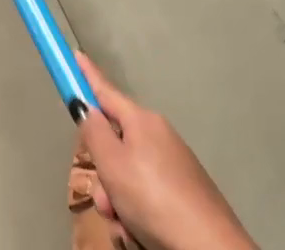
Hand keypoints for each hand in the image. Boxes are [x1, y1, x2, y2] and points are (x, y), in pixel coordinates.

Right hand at [76, 52, 256, 249]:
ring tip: (127, 225)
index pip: (105, 91)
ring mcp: (172, 166)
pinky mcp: (182, 194)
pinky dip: (136, 215)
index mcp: (141, 122)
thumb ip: (93, 132)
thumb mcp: (112, 163)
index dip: (86, 74)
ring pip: (126, 178)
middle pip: (113, 146)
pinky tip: (141, 233)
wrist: (209, 246)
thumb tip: (88, 108)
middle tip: (107, 201)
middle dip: (104, 176)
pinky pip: (144, 197)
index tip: (75, 54)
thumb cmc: (154, 197)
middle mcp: (158, 138)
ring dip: (118, 203)